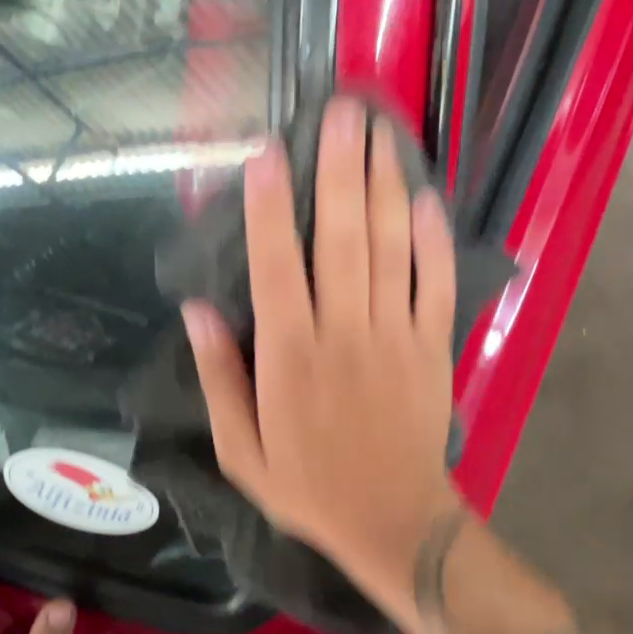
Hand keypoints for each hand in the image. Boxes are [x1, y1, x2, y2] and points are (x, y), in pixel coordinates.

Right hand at [182, 97, 462, 574]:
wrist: (393, 521)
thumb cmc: (308, 486)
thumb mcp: (240, 450)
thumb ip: (219, 378)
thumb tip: (196, 310)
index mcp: (290, 358)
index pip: (275, 268)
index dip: (270, 207)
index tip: (267, 151)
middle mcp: (344, 333)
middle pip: (342, 239)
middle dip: (340, 171)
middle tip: (342, 112)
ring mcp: (395, 335)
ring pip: (390, 249)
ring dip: (384, 186)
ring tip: (379, 132)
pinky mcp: (432, 345)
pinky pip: (436, 284)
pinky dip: (434, 240)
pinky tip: (427, 196)